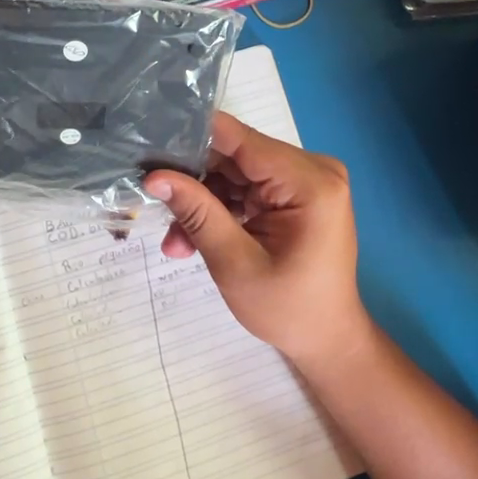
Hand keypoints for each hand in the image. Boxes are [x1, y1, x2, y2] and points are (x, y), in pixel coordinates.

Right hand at [144, 114, 373, 371]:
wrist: (327, 340)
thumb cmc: (288, 309)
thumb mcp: (234, 263)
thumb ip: (196, 213)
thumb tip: (154, 176)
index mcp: (310, 182)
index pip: (241, 139)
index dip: (193, 138)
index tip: (150, 148)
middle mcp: (313, 170)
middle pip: (237, 156)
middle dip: (195, 183)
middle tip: (156, 207)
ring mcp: (306, 181)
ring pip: (236, 174)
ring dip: (203, 203)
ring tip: (176, 241)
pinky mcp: (296, 195)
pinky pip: (248, 188)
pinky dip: (221, 209)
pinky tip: (193, 238)